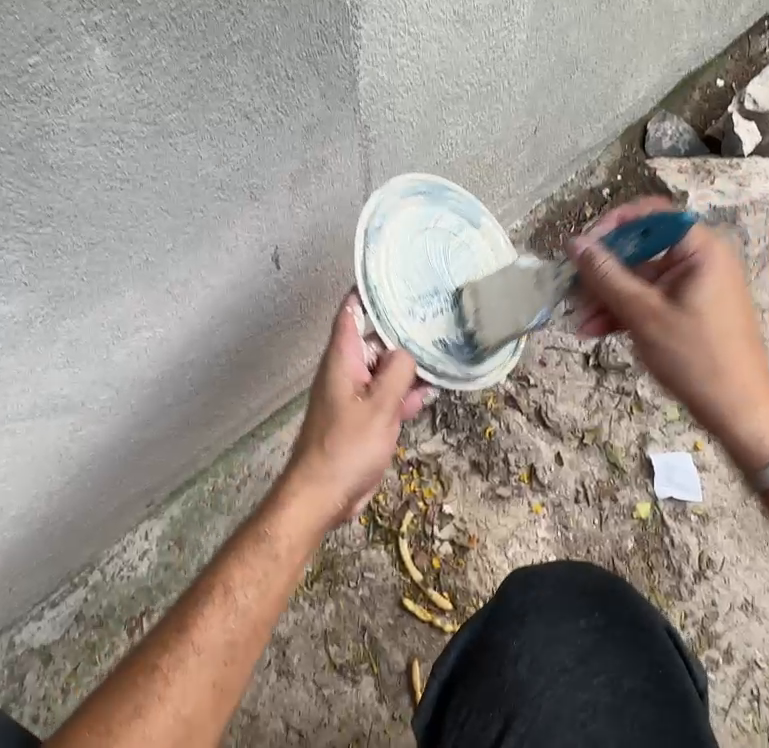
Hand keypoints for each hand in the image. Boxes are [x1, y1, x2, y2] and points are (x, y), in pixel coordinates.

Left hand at [279, 292, 430, 529]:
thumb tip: (408, 351)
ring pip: (386, 368)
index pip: (352, 311)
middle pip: (376, 338)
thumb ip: (398, 372)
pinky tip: (432, 389)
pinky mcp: (364, 417)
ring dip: (409, 364)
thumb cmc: (346, 447)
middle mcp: (347, 370)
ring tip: (444, 346)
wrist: (323, 495)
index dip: (370, 290)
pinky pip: (387, 395)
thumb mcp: (380, 406)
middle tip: (437, 310)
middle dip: (403, 328)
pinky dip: (406, 392)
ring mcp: (356, 394)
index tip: (396, 274)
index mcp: (342, 358)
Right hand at [571, 197, 768, 472]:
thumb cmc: (695, 357)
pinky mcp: (691, 309)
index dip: (611, 226)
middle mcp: (700, 259)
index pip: (649, 214)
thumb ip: (605, 275)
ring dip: (608, 298)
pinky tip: (596, 331)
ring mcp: (696, 285)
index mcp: (700, 248)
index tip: (581, 250)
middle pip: (640, 248)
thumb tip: (574, 242)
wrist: (739, 412)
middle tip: (573, 294)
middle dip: (603, 273)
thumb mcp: (642, 314)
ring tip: (581, 324)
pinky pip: (651, 298)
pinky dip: (625, 311)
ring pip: (640, 278)